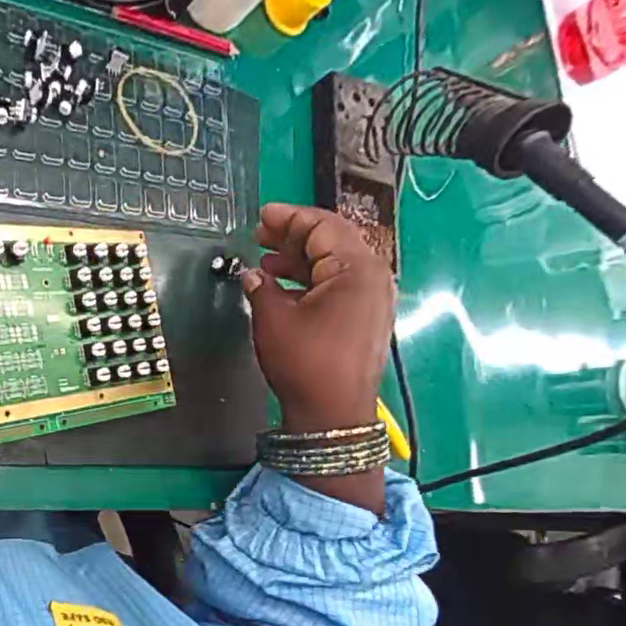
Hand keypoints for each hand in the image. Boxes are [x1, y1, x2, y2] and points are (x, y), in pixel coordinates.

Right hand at [241, 203, 395, 434]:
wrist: (331, 410)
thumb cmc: (305, 362)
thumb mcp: (273, 319)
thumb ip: (261, 287)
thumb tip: (253, 274)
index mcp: (356, 269)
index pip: (323, 227)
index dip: (290, 218)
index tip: (264, 215)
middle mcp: (372, 277)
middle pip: (333, 240)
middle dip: (294, 235)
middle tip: (261, 233)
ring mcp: (372, 297)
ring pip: (335, 262)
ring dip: (300, 257)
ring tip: (267, 259)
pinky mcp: (365, 315)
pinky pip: (338, 283)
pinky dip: (311, 277)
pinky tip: (284, 283)